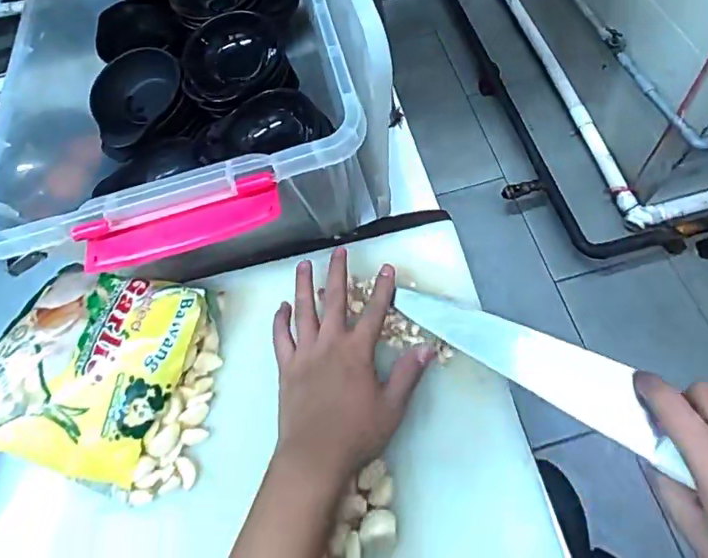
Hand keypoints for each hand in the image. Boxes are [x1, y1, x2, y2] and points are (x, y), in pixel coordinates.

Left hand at [271, 247, 434, 478]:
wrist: (314, 456)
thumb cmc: (357, 433)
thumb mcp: (391, 408)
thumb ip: (408, 375)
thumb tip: (427, 348)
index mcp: (357, 351)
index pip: (374, 312)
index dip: (383, 289)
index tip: (387, 268)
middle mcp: (330, 343)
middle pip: (335, 300)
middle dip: (339, 273)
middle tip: (339, 251)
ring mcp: (305, 352)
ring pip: (304, 310)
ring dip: (305, 285)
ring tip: (304, 264)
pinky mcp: (286, 365)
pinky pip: (281, 336)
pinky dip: (280, 319)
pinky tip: (282, 306)